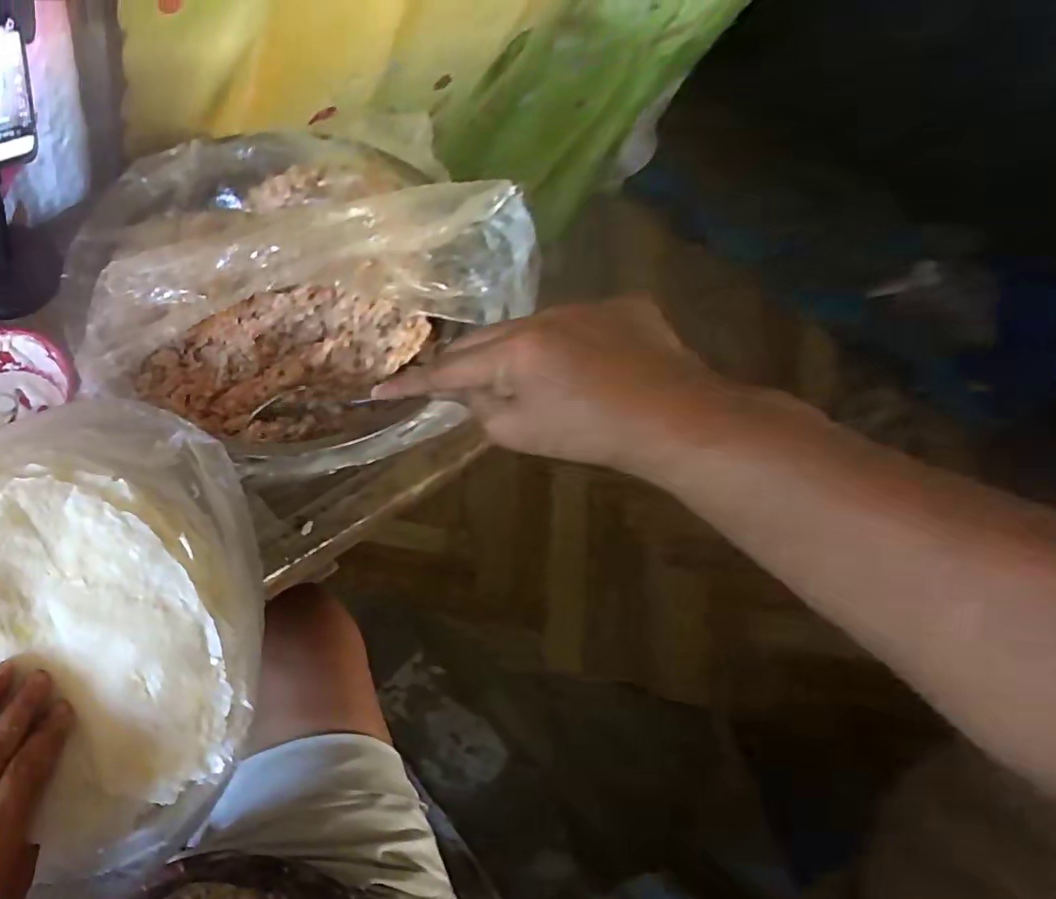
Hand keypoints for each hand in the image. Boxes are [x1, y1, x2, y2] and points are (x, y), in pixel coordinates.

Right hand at [373, 297, 740, 474]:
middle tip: (444, 385)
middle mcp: (543, 317)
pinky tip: (572, 368)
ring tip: (512, 378)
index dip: (411, 383)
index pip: (447, 369)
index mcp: (514, 351)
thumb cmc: (587, 434)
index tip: (378, 389)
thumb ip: (478, 405)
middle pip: (480, 339)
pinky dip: (555, 343)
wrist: (676, 419)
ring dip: (506, 351)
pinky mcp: (621, 307)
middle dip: (457, 363)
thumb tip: (466, 389)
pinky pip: (569, 322)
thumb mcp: (514, 431)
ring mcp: (585, 306)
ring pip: (523, 326)